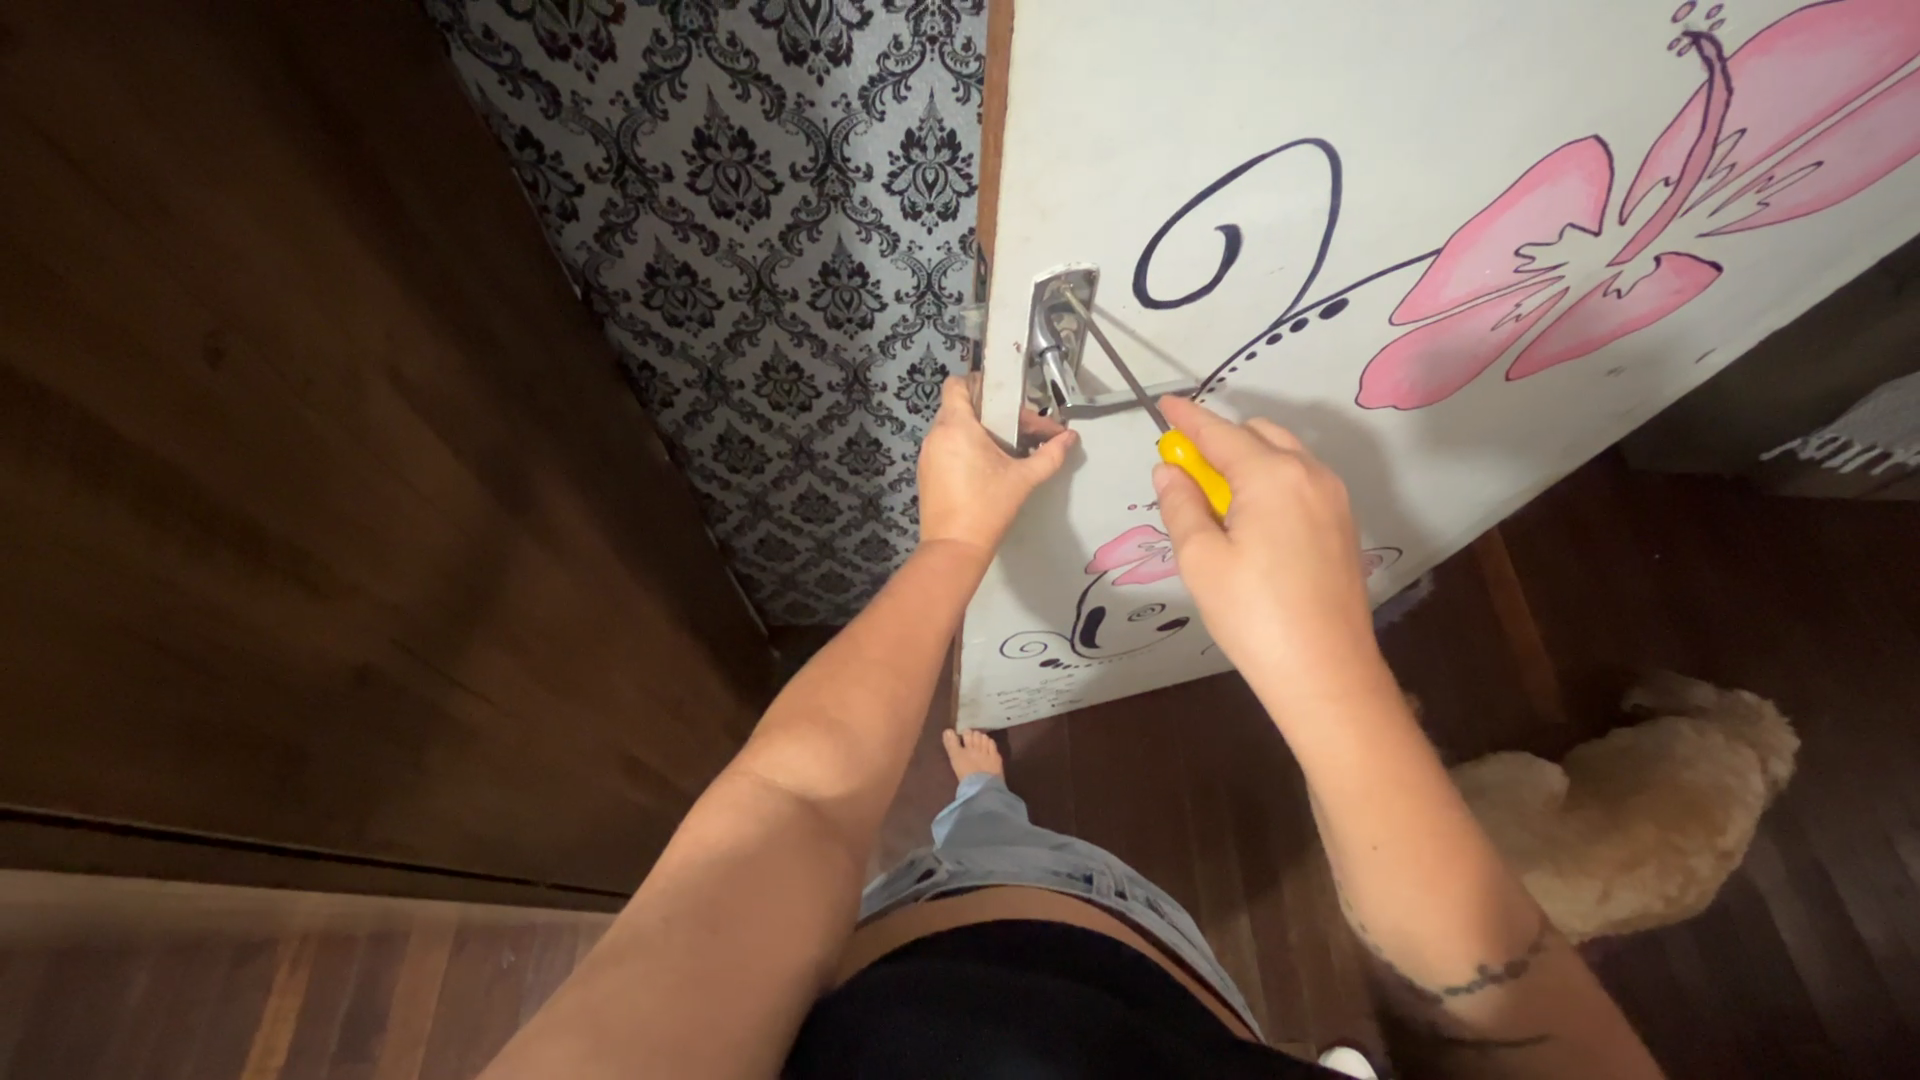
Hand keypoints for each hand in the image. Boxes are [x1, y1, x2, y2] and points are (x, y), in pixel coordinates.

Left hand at [918, 375, 1076, 555]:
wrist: (954, 548)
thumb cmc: (988, 507)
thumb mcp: (1023, 479)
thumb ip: (1049, 455)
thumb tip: (1071, 438)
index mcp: (956, 427)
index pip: (958, 384)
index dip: (980, 383)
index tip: (1005, 398)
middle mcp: (937, 435)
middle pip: (961, 406)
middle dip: (991, 412)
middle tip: (1020, 428)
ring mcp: (928, 455)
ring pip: (954, 427)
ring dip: (980, 431)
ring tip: (1008, 447)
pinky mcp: (927, 473)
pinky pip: (946, 447)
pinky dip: (965, 447)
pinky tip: (988, 465)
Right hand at [1152, 396, 1380, 689]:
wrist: (1325, 671)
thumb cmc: (1252, 614)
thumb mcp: (1200, 559)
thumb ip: (1181, 504)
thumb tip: (1169, 470)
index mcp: (1272, 476)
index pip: (1220, 433)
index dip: (1187, 418)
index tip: (1164, 405)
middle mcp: (1310, 474)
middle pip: (1258, 435)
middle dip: (1219, 440)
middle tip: (1186, 471)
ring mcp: (1334, 498)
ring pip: (1284, 455)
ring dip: (1247, 461)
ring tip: (1217, 501)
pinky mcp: (1343, 524)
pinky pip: (1301, 481)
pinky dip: (1270, 482)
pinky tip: (1251, 521)